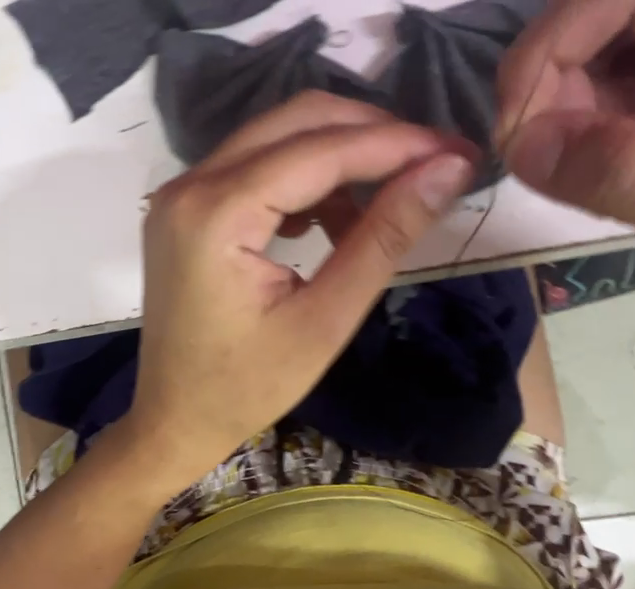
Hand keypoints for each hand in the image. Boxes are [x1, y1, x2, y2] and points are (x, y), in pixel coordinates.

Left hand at [121, 92, 474, 485]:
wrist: (173, 421)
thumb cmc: (245, 388)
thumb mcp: (324, 320)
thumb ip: (383, 238)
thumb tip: (448, 169)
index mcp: (215, 215)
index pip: (319, 149)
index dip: (397, 144)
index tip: (460, 151)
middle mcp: (188, 189)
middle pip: (295, 122)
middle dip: (370, 136)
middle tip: (431, 166)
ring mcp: (178, 197)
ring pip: (274, 139)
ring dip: (336, 158)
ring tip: (382, 207)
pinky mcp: (181, 212)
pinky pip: (251, 168)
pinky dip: (299, 180)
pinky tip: (328, 223)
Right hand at [498, 0, 634, 306]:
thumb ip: (621, 174)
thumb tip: (520, 146)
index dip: (559, 42)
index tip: (512, 128)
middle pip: (612, 6)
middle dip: (550, 75)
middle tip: (529, 155)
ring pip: (595, 37)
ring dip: (552, 99)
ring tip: (559, 164)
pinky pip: (599, 71)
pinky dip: (565, 115)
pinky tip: (575, 159)